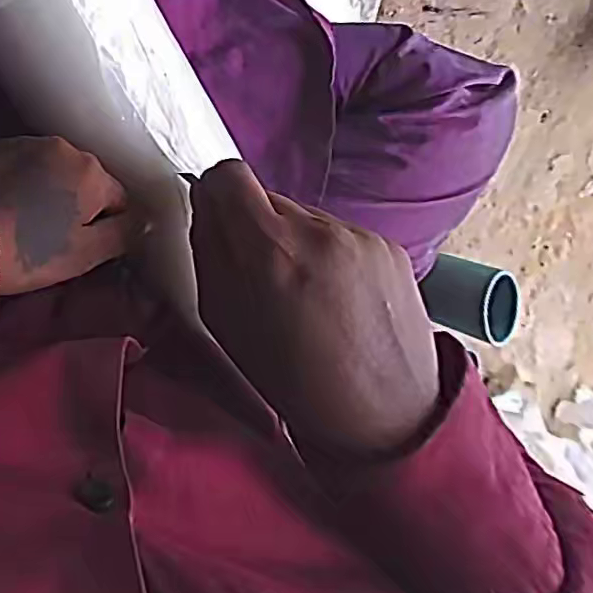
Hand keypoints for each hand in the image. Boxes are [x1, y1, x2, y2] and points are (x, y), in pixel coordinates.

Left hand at [0, 137, 137, 295]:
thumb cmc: (26, 251)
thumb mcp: (83, 254)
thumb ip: (123, 235)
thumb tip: (146, 221)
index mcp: (92, 172)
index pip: (118, 200)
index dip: (104, 227)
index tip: (78, 245)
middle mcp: (64, 147)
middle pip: (86, 180)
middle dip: (77, 204)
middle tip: (51, 235)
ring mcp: (28, 142)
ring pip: (56, 169)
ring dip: (51, 189)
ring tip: (26, 219)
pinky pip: (27, 164)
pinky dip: (25, 180)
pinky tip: (8, 203)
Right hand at [189, 160, 440, 456]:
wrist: (382, 417)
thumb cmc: (291, 376)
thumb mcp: (221, 315)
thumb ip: (207, 248)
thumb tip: (204, 205)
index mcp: (267, 248)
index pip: (228, 174)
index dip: (216, 191)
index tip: (216, 211)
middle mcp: (316, 231)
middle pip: (264, 195)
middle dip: (253, 224)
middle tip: (256, 269)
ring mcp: (358, 237)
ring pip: (301, 214)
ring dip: (290, 240)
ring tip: (300, 290)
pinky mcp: (388, 247)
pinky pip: (336, 232)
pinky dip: (325, 254)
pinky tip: (332, 295)